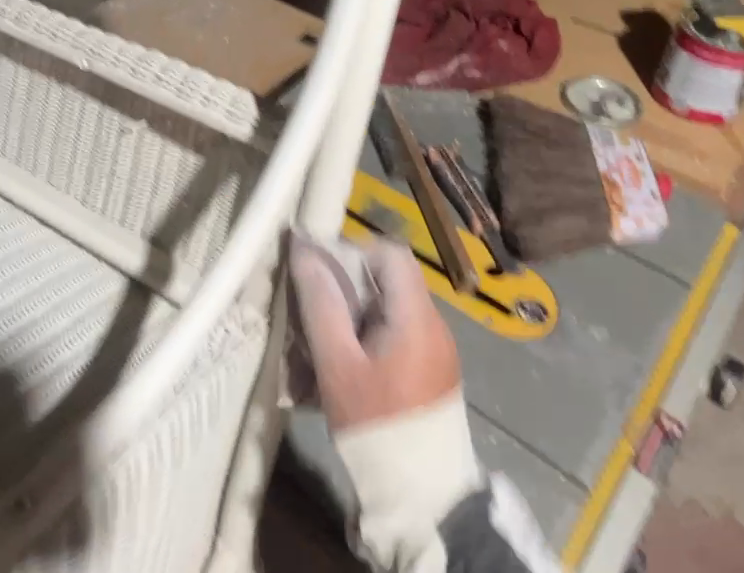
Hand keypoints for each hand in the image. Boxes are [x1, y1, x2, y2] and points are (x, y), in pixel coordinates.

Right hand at [288, 237, 461, 431]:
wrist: (421, 493)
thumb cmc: (375, 422)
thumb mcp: (337, 363)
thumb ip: (321, 304)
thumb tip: (304, 250)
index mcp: (417, 316)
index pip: (390, 253)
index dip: (354, 254)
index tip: (323, 280)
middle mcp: (435, 325)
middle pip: (388, 283)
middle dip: (347, 293)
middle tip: (314, 321)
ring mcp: (438, 350)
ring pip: (390, 313)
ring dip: (354, 321)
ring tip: (324, 354)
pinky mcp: (435, 373)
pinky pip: (399, 339)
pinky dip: (369, 343)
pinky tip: (347, 375)